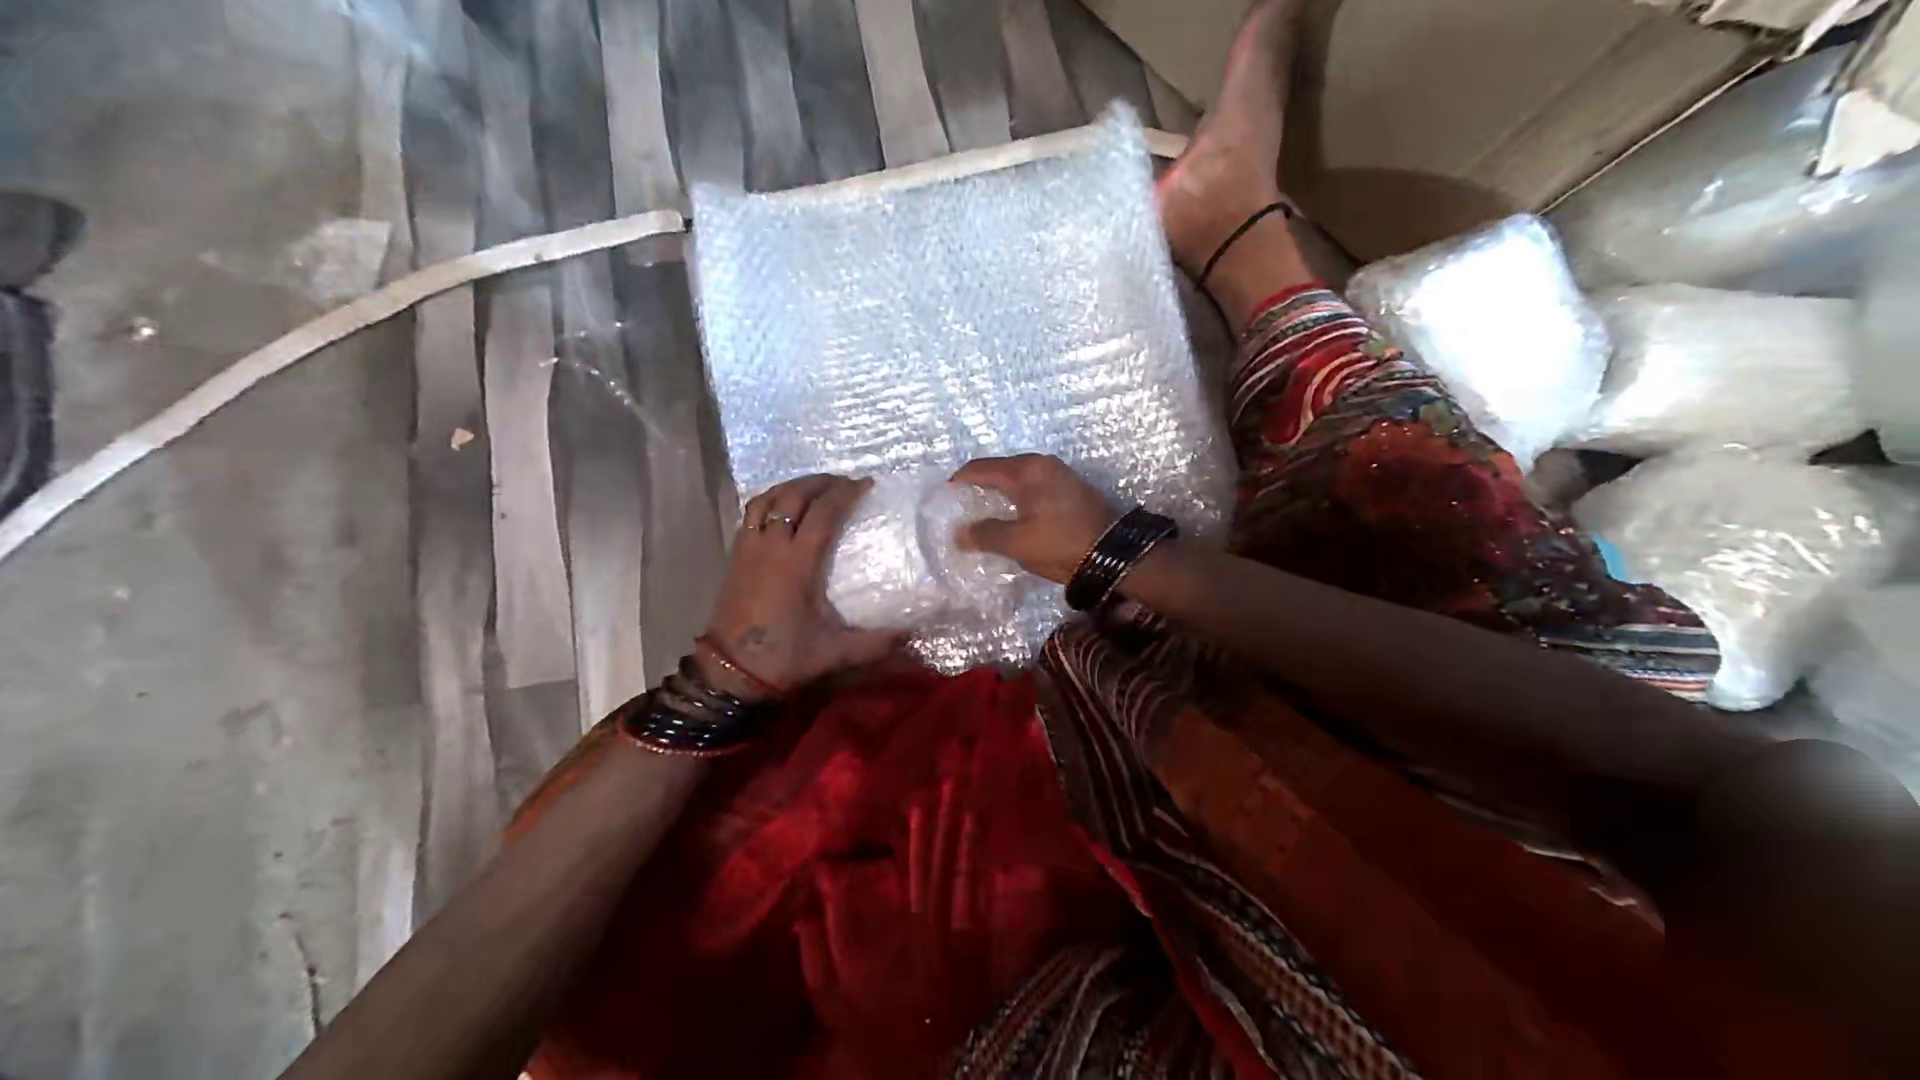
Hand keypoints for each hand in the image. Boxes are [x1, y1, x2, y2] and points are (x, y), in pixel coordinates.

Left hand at [701, 475, 900, 698]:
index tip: (866, 484)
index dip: (845, 493)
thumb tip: (910, 636)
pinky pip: (751, 512)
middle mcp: (771, 546)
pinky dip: (770, 500)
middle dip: (820, 482)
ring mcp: (748, 548)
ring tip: (814, 487)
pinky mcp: (735, 555)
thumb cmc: (782, 657)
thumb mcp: (834, 653)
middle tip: (844, 482)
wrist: (729, 671)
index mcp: (797, 563)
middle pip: (794, 496)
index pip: (823, 512)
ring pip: (768, 499)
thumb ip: (874, 644)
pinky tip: (782, 507)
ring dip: (792, 486)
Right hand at [950, 455, 1115, 583]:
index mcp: (1026, 470)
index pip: (980, 468)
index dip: (958, 482)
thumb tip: (960, 533)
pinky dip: (1015, 494)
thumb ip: (985, 534)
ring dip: (997, 491)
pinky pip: (1031, 483)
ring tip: (983, 512)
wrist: (1113, 552)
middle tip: (961, 507)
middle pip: (998, 469)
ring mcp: (1057, 472)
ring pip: (1016, 476)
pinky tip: (1010, 513)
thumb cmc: (1061, 544)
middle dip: (977, 486)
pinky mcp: (1068, 485)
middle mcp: (1041, 463)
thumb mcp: (1018, 543)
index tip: (944, 498)